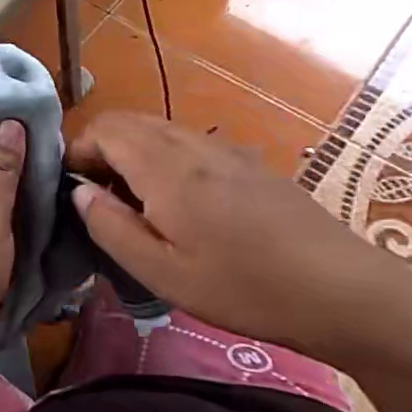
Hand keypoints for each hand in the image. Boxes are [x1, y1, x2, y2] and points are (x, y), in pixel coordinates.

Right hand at [67, 113, 388, 357]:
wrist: (339, 287)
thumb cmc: (244, 288)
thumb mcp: (163, 273)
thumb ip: (112, 228)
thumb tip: (79, 193)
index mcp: (167, 166)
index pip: (105, 128)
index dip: (77, 152)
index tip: (72, 192)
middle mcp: (195, 144)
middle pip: (132, 123)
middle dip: (103, 152)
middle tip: (99, 203)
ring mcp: (227, 150)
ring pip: (162, 132)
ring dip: (135, 156)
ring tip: (137, 209)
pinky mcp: (250, 164)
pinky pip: (192, 146)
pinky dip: (167, 161)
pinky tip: (182, 207)